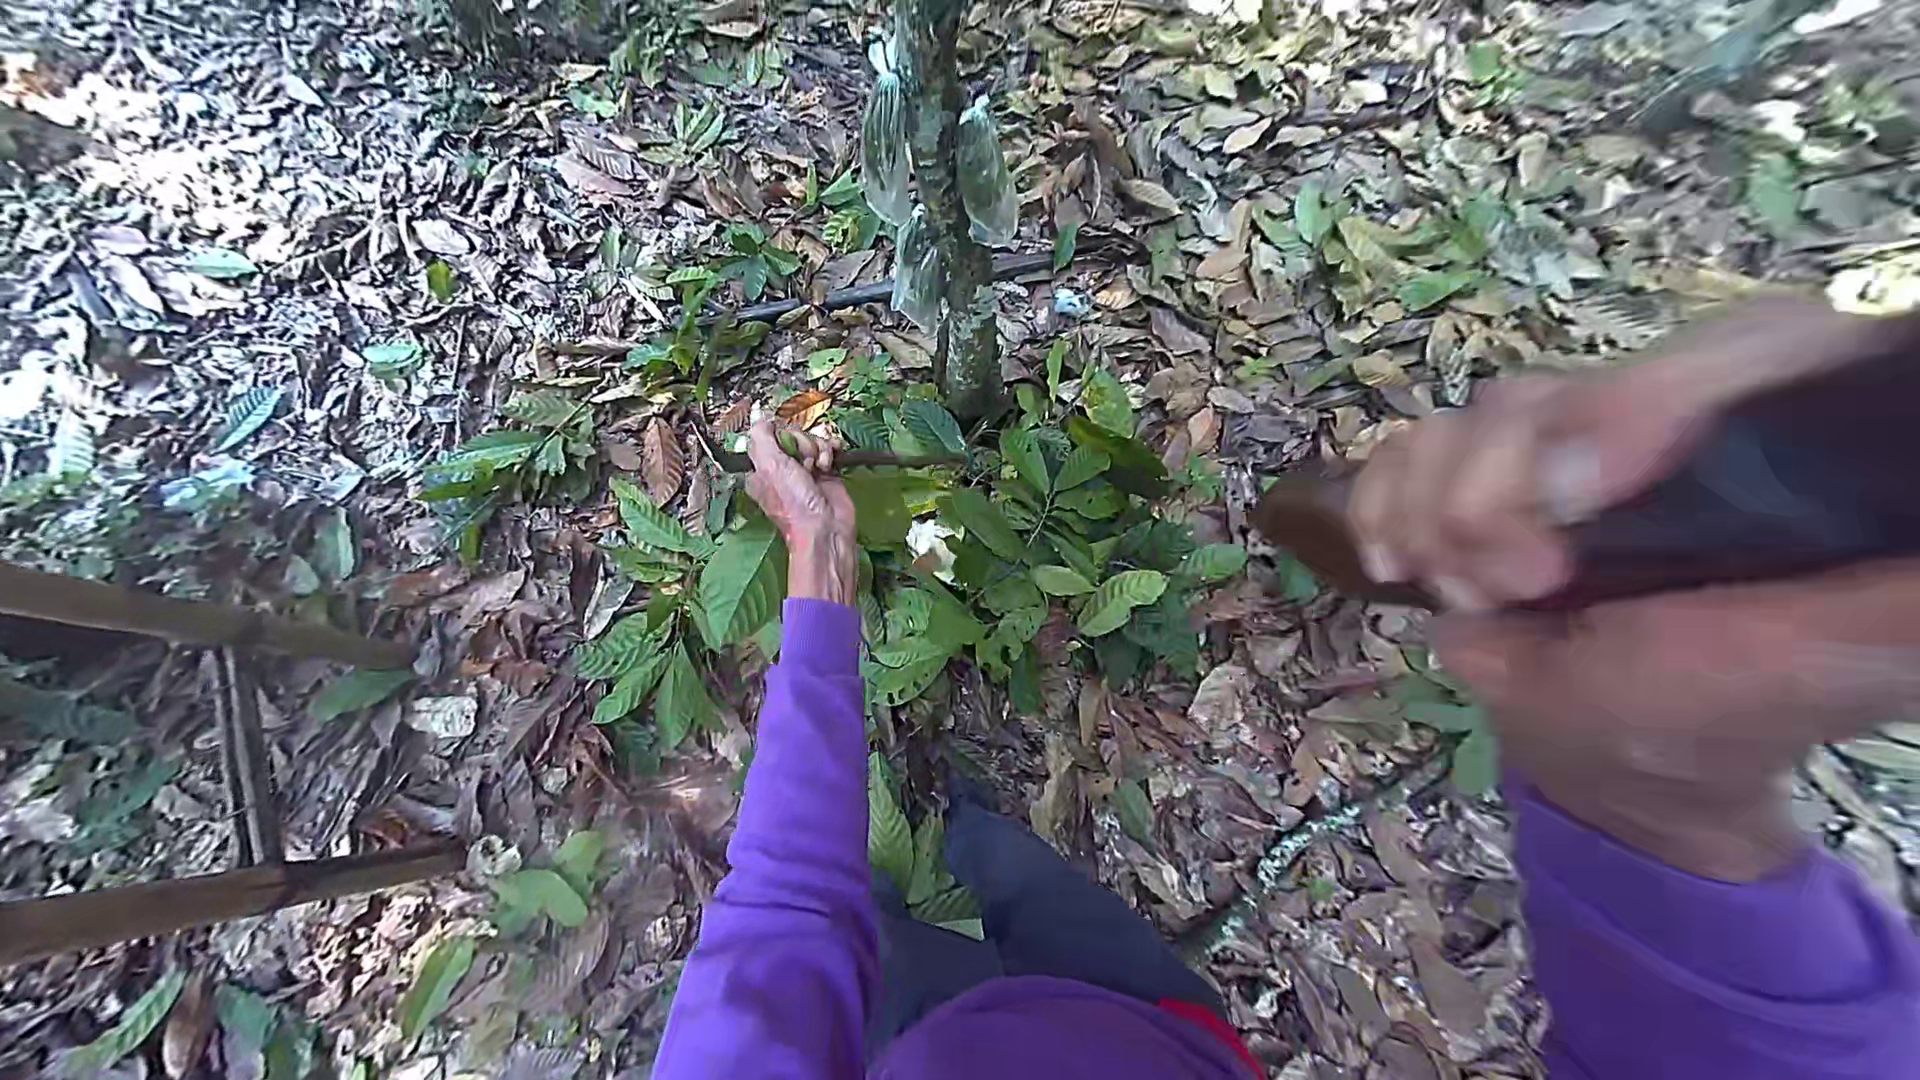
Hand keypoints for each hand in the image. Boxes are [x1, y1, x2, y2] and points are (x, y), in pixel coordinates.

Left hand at [743, 421, 857, 607]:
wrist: (826, 527)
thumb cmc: (794, 503)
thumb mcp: (769, 466)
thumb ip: (761, 437)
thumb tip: (762, 418)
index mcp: (762, 467)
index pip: (770, 434)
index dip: (781, 436)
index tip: (786, 449)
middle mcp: (783, 467)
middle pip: (794, 434)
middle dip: (802, 444)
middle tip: (805, 464)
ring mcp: (806, 469)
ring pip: (813, 440)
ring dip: (819, 448)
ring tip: (820, 467)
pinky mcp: (827, 471)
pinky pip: (829, 448)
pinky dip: (832, 450)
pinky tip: (831, 461)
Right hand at [1349, 301, 1919, 878]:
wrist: (1581, 730)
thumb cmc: (1709, 700)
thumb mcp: (1833, 646)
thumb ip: (1893, 582)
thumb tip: (1892, 507)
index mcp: (1766, 440)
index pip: (1732, 349)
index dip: (1637, 403)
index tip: (1578, 501)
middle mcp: (1645, 421)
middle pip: (1542, 399)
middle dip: (1498, 504)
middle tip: (1523, 586)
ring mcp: (1532, 446)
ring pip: (1449, 430)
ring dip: (1434, 526)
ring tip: (1472, 595)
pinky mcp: (1448, 475)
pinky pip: (1389, 458)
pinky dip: (1379, 514)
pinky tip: (1395, 566)